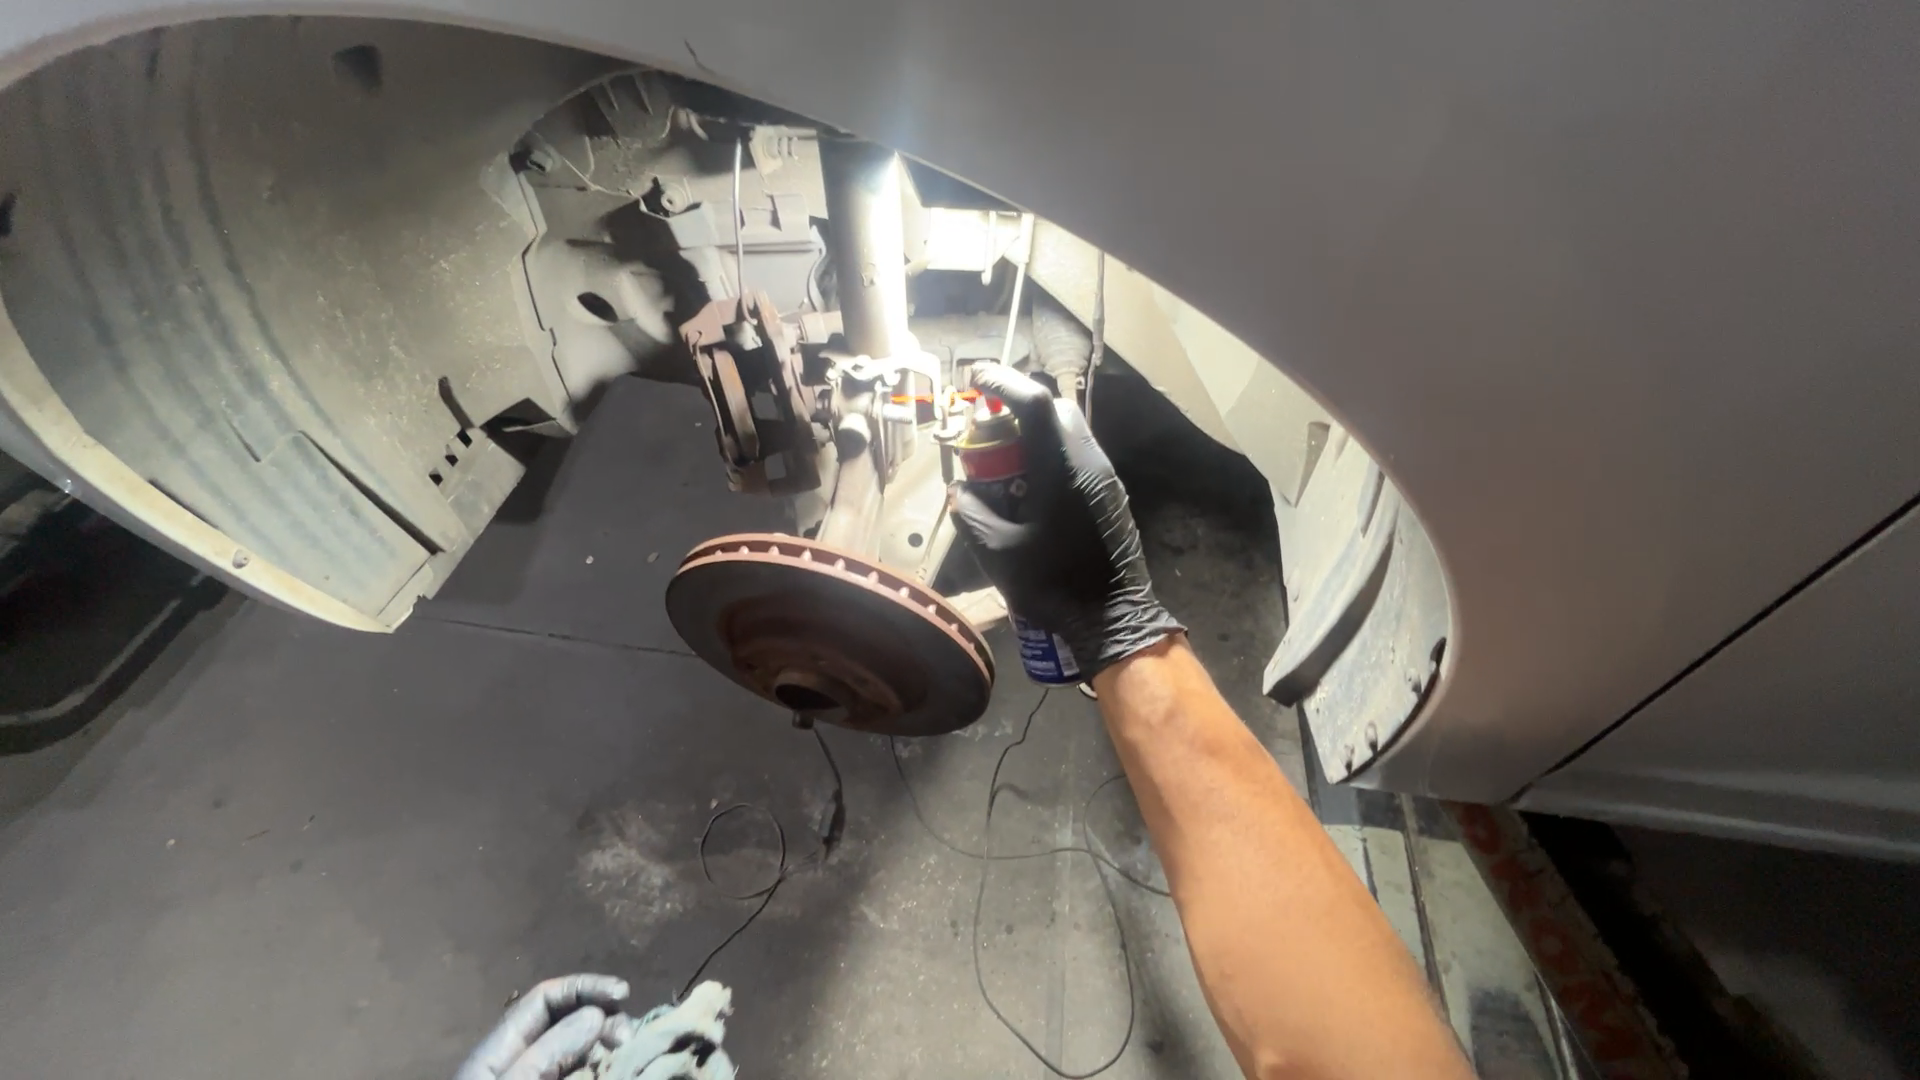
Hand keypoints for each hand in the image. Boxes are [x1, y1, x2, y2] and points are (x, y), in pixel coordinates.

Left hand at [454, 974, 628, 1079]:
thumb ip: (548, 1053)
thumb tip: (596, 1013)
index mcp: (500, 1049)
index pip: (547, 997)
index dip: (585, 986)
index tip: (622, 993)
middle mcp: (521, 1060)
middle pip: (568, 1020)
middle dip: (604, 1018)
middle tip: (628, 1036)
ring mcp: (538, 1078)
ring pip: (581, 1049)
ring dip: (608, 1043)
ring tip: (627, 1052)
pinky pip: (582, 1072)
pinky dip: (602, 1066)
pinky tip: (617, 1066)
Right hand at [950, 364, 1182, 677]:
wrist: (1113, 618)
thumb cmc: (1054, 586)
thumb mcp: (998, 553)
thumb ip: (972, 513)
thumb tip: (958, 489)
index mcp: (1061, 470)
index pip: (1034, 403)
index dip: (1002, 383)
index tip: (975, 379)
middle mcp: (1089, 463)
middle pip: (1056, 409)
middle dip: (1020, 404)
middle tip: (989, 424)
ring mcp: (1106, 478)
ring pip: (1072, 430)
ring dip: (1038, 430)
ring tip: (1008, 456)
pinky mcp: (1111, 494)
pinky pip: (1080, 455)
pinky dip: (1052, 452)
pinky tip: (1033, 484)